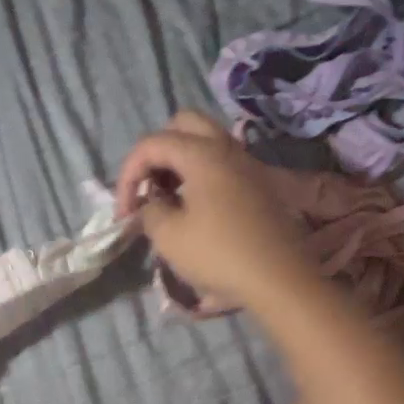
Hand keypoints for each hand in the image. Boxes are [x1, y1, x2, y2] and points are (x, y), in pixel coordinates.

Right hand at [115, 112, 311, 306]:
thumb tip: (152, 204)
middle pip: (183, 125)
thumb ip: (149, 211)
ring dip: (179, 163)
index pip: (151, 143)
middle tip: (148, 187)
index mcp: (202, 154)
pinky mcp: (258, 186)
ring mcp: (248, 165)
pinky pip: (222, 164)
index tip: (124, 213)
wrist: (278, 278)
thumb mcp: (168, 236)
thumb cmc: (218, 254)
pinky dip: (200, 175)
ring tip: (167, 201)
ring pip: (205, 143)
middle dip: (157, 152)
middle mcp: (227, 148)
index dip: (128, 175)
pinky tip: (194, 210)